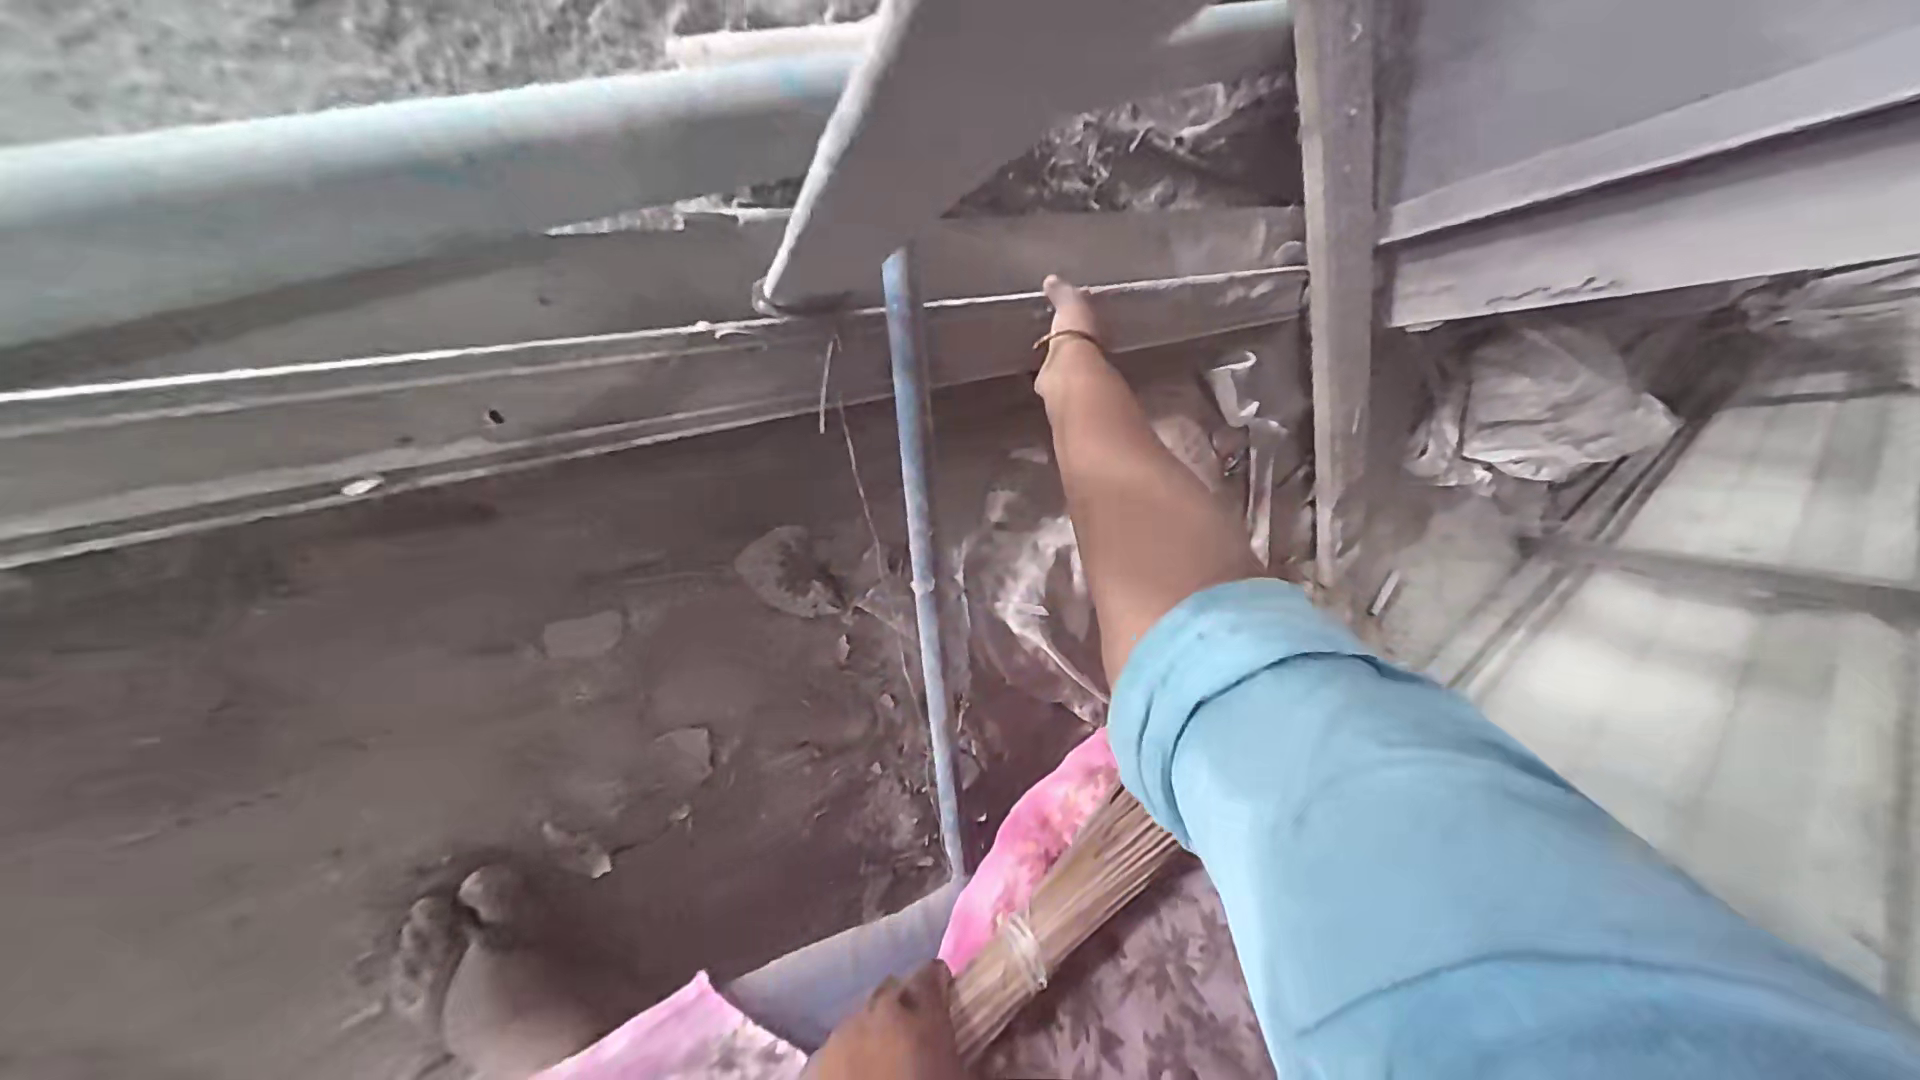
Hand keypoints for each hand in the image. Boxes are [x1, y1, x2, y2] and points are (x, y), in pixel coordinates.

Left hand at [804, 961, 970, 1079]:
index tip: (948, 1007)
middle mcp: (876, 1012)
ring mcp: (839, 1037)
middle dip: (905, 1007)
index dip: (941, 988)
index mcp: (919, 1013)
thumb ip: (979, 1062)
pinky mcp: (811, 1067)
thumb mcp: (963, 1079)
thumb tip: (996, 1054)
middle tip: (917, 1041)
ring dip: (874, 1033)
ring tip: (884, 1068)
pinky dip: (846, 1060)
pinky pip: (834, 1050)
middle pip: (893, 990)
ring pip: (861, 1018)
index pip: (931, 973)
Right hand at [1036, 275, 1102, 400]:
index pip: (1090, 312)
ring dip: (1058, 348)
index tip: (1070, 300)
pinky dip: (1046, 366)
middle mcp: (1091, 348)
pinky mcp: (1059, 382)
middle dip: (1070, 329)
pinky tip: (1037, 361)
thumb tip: (1050, 279)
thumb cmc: (1076, 332)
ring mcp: (1075, 367)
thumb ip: (1062, 293)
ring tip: (1043, 341)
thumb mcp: (1071, 303)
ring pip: (1067, 353)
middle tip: (1055, 320)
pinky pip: (1052, 369)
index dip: (1081, 305)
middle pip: (1080, 334)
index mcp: (1098, 327)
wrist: (1068, 370)